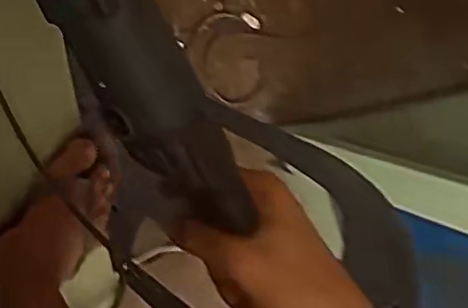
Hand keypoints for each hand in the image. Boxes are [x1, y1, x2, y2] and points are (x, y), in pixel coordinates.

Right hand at [174, 168, 369, 307]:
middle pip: (215, 212)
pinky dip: (238, 284)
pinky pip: (239, 266)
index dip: (190, 191)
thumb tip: (167, 217)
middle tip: (223, 267)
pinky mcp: (276, 265)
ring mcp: (273, 235)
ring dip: (224, 270)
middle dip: (212, 246)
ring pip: (224, 243)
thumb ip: (199, 235)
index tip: (173, 208)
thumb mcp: (240, 260)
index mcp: (264, 186)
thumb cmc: (299, 289)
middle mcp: (268, 203)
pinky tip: (246, 299)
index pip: (211, 172)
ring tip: (239, 290)